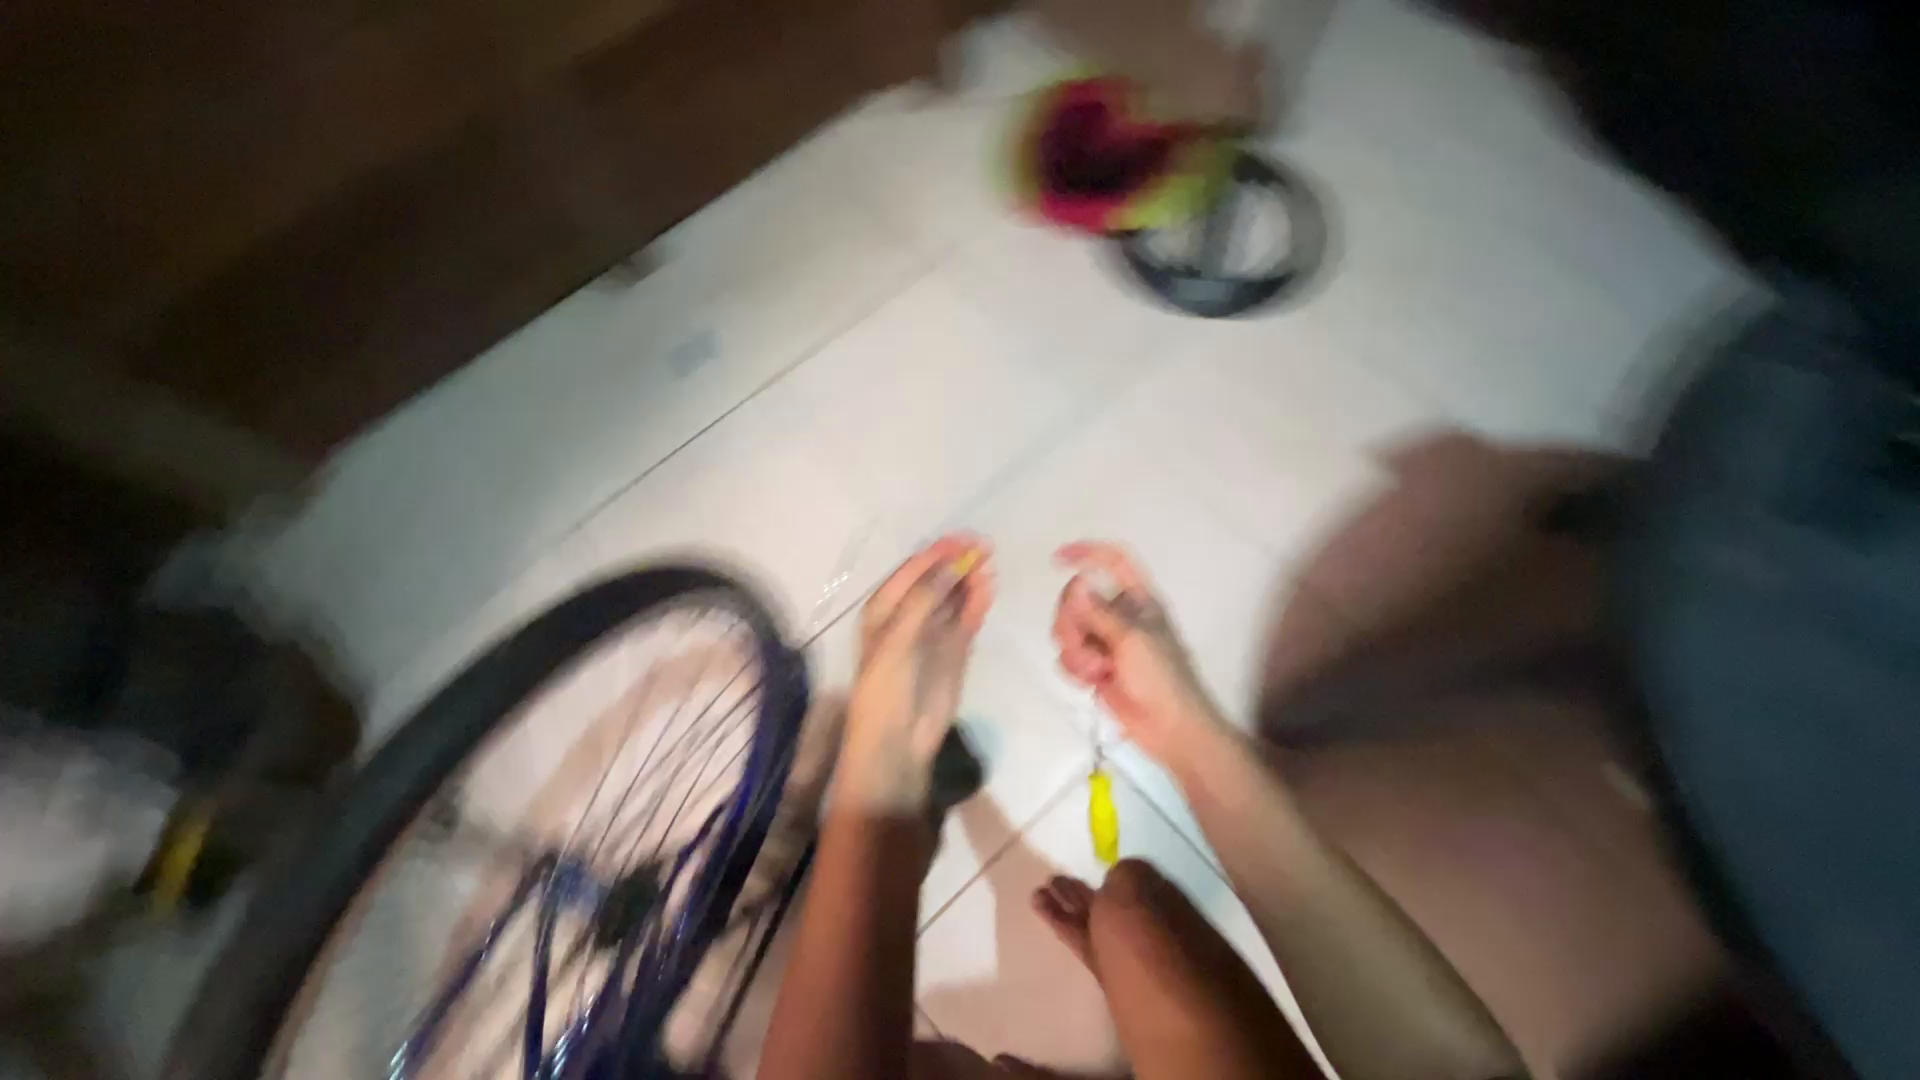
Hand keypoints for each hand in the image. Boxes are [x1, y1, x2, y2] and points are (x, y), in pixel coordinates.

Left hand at [837, 534, 994, 812]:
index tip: (961, 540)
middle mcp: (908, 614)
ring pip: (954, 596)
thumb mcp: (895, 640)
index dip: (936, 554)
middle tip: (984, 547)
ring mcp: (933, 631)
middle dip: (957, 562)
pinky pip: (968, 617)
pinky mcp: (955, 649)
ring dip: (970, 579)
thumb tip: (952, 565)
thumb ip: (923, 600)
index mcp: (883, 609)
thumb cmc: (884, 688)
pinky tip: (989, 588)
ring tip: (990, 565)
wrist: (897, 741)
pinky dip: (978, 602)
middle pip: (936, 579)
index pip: (912, 571)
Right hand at [1051, 541, 1228, 768]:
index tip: (1057, 560)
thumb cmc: (1162, 679)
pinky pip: (1067, 656)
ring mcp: (1105, 641)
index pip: (1113, 561)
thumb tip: (1075, 584)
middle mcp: (1119, 615)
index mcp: (1138, 600)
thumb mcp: (1132, 640)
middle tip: (1083, 643)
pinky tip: (1092, 683)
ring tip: (1095, 671)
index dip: (1087, 553)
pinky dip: (1075, 668)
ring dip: (1075, 651)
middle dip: (1071, 622)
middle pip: (1076, 598)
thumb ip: (1099, 612)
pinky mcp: (1094, 666)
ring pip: (1067, 629)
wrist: (1170, 729)